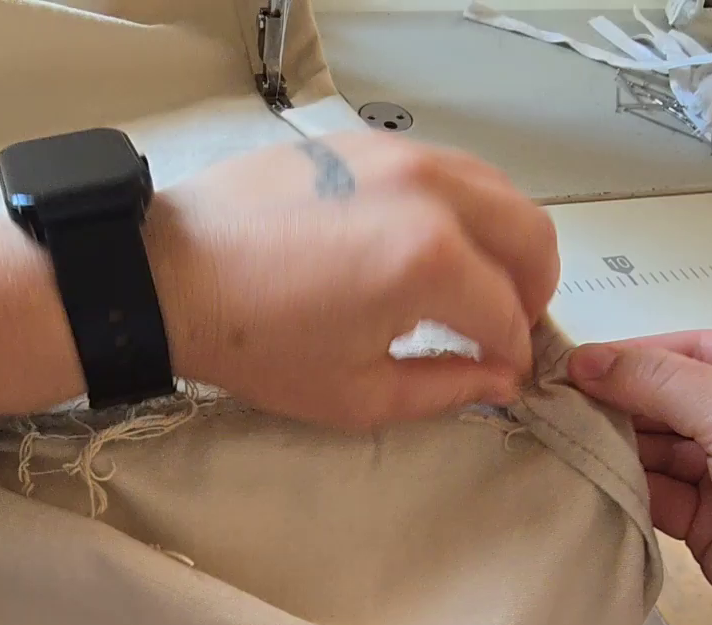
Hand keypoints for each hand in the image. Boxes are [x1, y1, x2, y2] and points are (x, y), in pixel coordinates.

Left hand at [148, 132, 558, 430]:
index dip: (515, 354)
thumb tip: (498, 381)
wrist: (176, 277)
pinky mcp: (367, 143)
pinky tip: (431, 247)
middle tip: (508, 329)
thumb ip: (445, 388)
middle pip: (531, 234)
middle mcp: (430, 191)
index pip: (509, 312)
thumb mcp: (357, 394)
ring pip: (498, 191)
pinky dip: (464, 211)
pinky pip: (449, 169)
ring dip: (506, 245)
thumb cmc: (257, 343)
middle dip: (534, 290)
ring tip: (476, 289)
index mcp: (430, 261)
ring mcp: (399, 154)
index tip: (506, 375)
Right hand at [567, 330, 711, 624]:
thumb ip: (660, 384)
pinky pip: (658, 492)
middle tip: (546, 409)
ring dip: (615, 447)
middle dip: (616, 405)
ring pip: (660, 447)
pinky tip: (582, 477)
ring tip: (554, 442)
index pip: (695, 349)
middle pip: (672, 398)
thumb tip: (580, 356)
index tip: (564, 368)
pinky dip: (626, 486)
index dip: (630, 358)